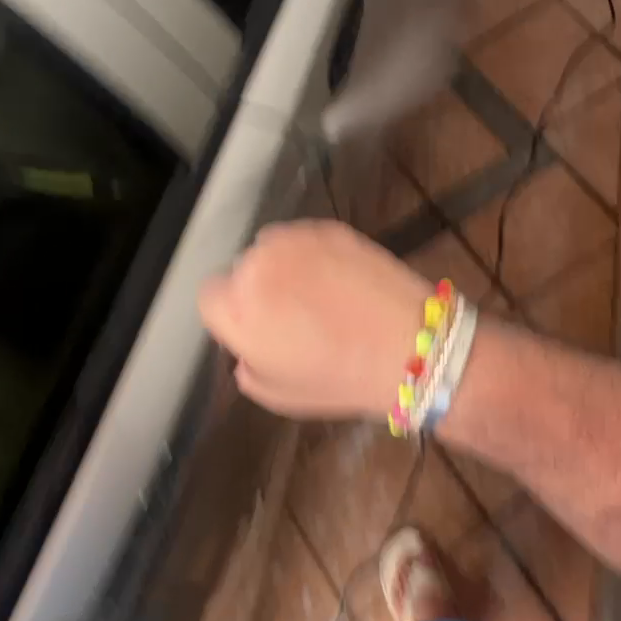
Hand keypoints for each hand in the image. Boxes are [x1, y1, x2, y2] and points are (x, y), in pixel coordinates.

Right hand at [198, 220, 431, 420]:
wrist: (410, 346)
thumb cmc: (341, 378)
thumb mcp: (276, 393)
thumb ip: (247, 364)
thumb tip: (250, 346)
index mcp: (236, 308)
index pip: (211, 297)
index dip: (234, 316)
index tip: (261, 331)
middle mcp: (257, 265)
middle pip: (242, 271)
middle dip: (259, 290)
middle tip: (294, 317)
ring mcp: (295, 240)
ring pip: (271, 250)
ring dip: (284, 268)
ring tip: (319, 296)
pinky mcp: (329, 227)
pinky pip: (304, 239)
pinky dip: (314, 255)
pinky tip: (341, 281)